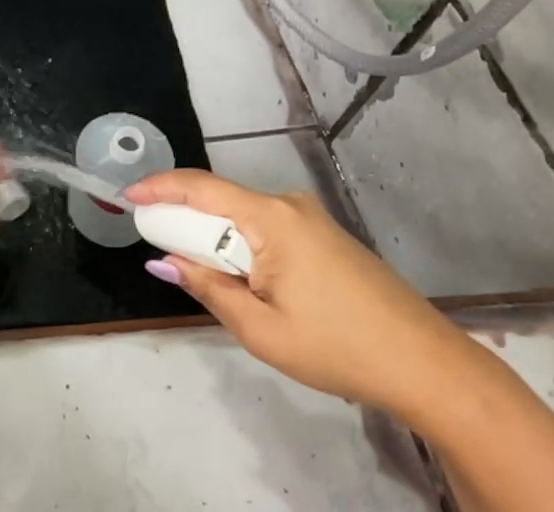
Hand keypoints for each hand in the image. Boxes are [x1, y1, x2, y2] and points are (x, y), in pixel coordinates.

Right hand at [126, 170, 487, 417]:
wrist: (428, 365)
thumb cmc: (337, 347)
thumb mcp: (259, 328)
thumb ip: (207, 287)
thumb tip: (164, 261)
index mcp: (272, 220)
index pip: (201, 187)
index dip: (159, 187)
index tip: (126, 197)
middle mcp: (290, 207)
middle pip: (221, 201)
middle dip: (184, 221)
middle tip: (160, 251)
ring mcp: (312, 221)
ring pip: (243, 219)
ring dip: (215, 240)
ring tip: (206, 280)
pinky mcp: (326, 239)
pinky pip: (267, 231)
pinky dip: (242, 248)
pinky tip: (245, 283)